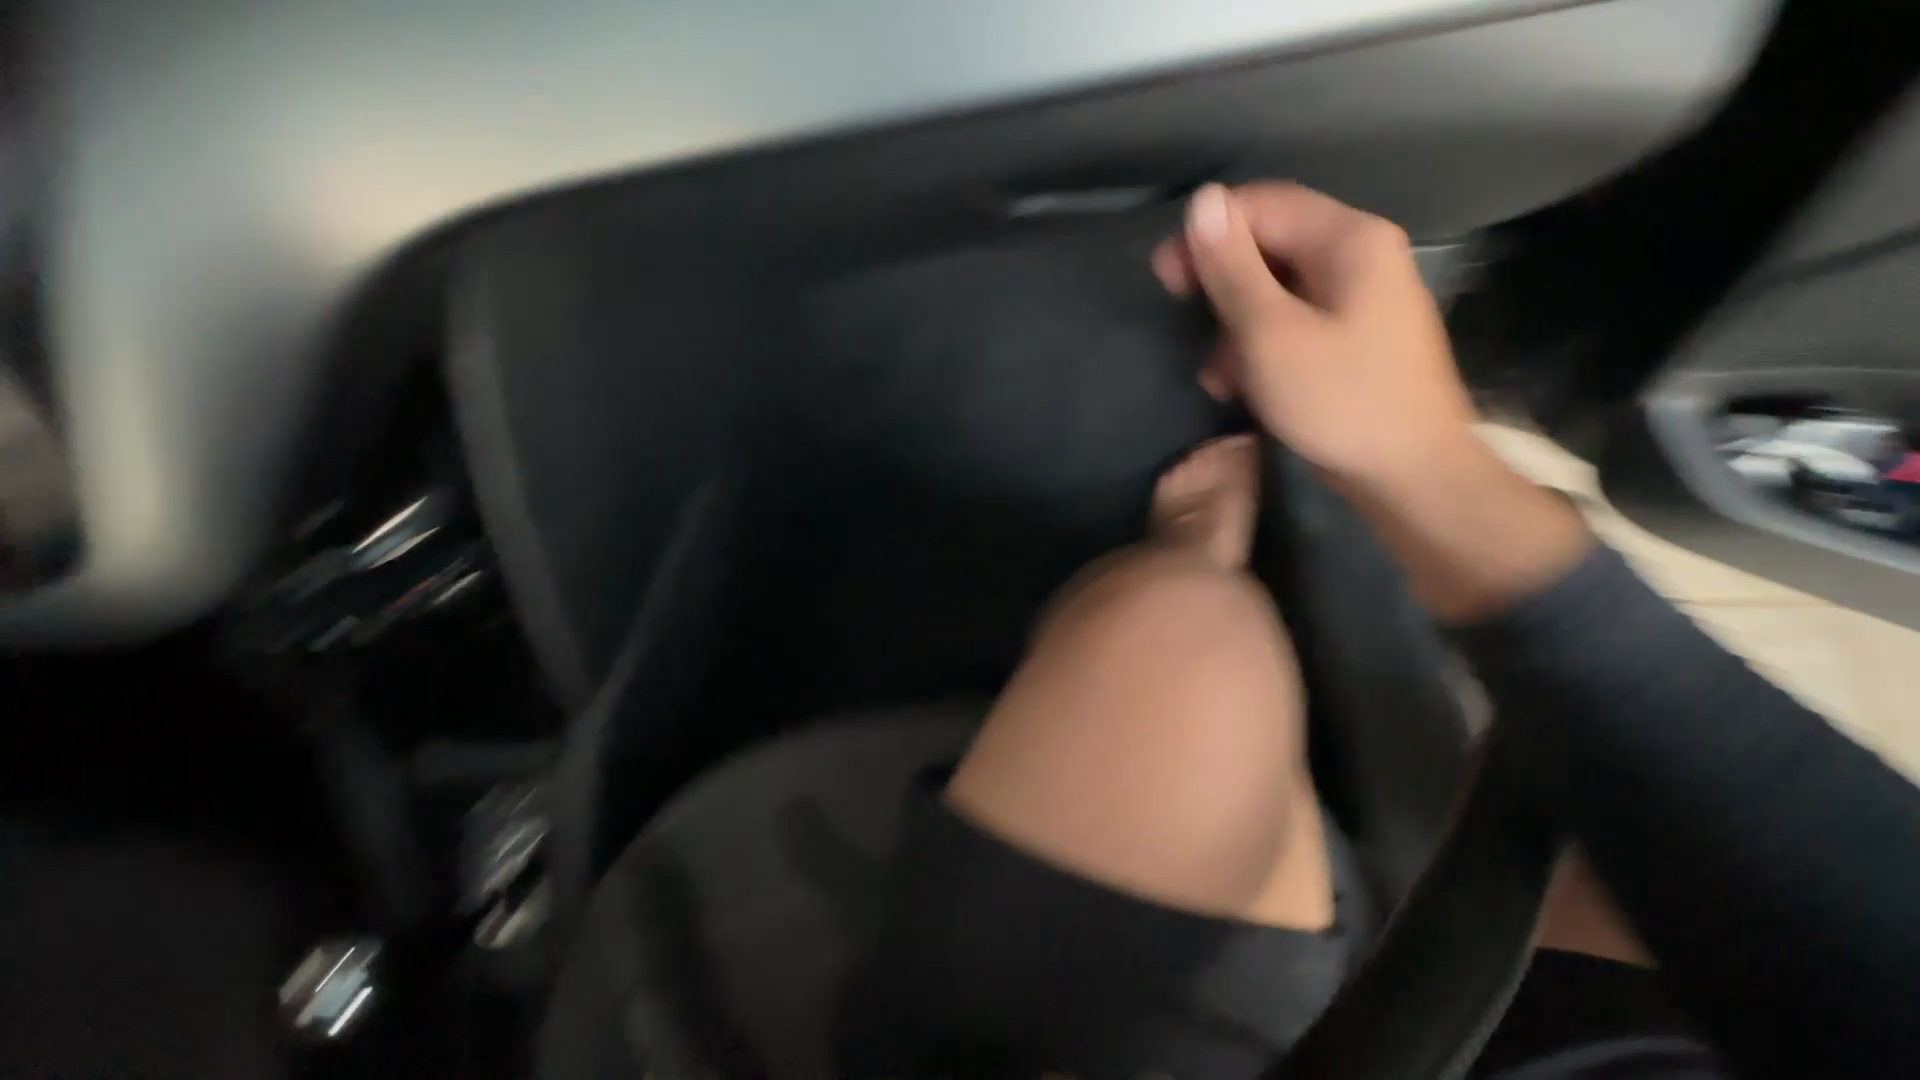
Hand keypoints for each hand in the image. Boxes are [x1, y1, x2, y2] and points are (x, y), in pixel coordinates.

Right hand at [1155, 182, 1589, 620]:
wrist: (1412, 475)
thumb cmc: (1340, 400)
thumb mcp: (1270, 334)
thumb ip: (1232, 268)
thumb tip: (1201, 200)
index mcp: (1349, 239)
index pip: (1263, 205)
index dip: (1206, 232)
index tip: (1164, 276)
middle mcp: (1360, 256)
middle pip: (1271, 244)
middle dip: (1220, 282)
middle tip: (1181, 314)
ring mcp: (1360, 300)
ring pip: (1277, 289)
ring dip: (1235, 323)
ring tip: (1214, 372)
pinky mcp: (1353, 340)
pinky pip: (1295, 323)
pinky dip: (1261, 346)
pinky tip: (1239, 385)